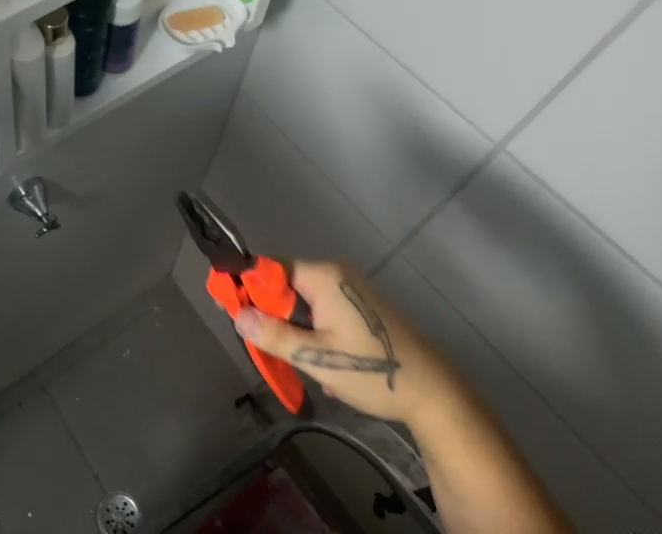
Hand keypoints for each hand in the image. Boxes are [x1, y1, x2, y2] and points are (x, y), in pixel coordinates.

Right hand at [236, 260, 459, 425]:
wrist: (434, 393)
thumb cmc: (372, 370)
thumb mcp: (317, 358)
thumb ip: (274, 334)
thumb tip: (237, 314)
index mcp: (323, 276)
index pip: (270, 268)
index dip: (246, 286)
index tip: (227, 308)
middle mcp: (336, 274)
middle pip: (286, 284)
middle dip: (272, 314)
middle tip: (264, 347)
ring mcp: (352, 289)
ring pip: (304, 301)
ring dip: (294, 328)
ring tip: (298, 361)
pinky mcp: (362, 306)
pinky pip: (323, 309)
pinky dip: (313, 331)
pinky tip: (323, 362)